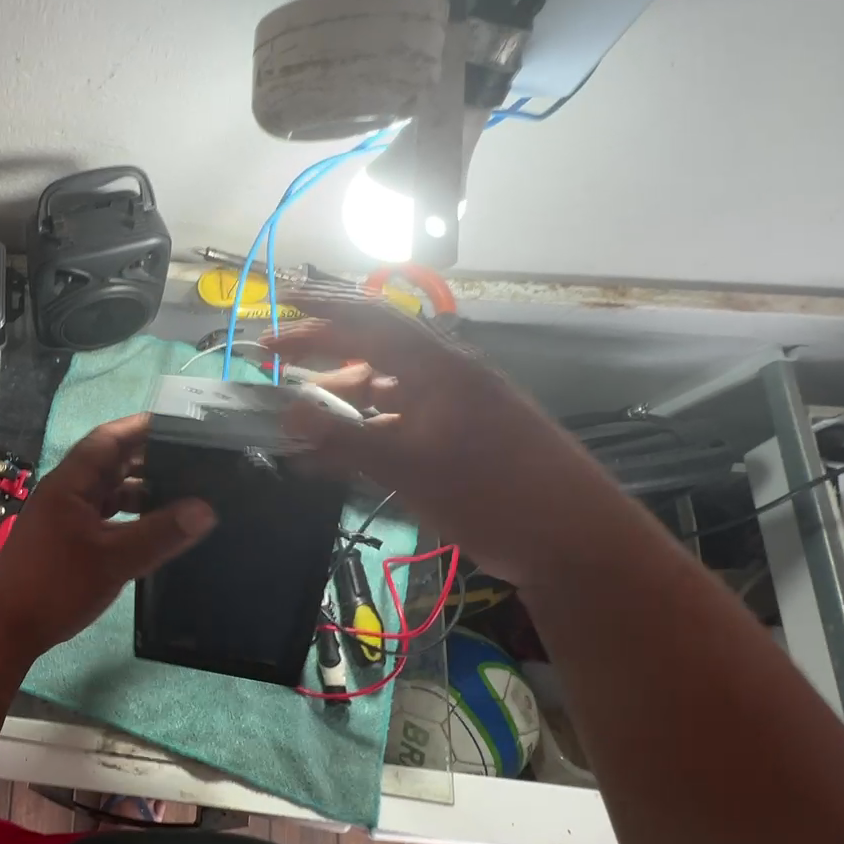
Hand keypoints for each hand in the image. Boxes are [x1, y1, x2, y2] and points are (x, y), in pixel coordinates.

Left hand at [0, 414, 215, 658]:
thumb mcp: (114, 559)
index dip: (141, 428)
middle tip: (193, 461)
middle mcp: (64, 493)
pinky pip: (101, 515)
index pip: (107, 439)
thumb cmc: (54, 586)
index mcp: (69, 484)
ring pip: (105, 492)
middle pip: (108, 463)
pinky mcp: (64, 540)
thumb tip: (206, 509)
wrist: (5, 628)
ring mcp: (62, 517)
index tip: (181, 426)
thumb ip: (160, 533)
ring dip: (139, 490)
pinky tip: (152, 528)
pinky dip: (127, 516)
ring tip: (182, 494)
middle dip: (147, 459)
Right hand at [262, 296, 627, 586]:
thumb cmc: (497, 495)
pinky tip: (323, 460)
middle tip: (267, 356)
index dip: (321, 308)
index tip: (278, 300)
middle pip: (369, 350)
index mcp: (440, 368)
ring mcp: (448, 411)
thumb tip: (285, 416)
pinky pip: (390, 427)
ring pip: (377, 393)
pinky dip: (355, 437)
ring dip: (333, 404)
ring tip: (289, 425)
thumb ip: (344, 439)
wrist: (576, 543)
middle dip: (317, 350)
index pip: (371, 320)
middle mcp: (443, 379)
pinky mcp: (451, 443)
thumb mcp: (411, 468)